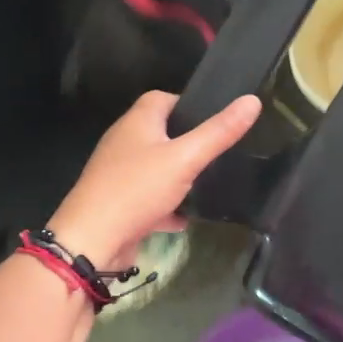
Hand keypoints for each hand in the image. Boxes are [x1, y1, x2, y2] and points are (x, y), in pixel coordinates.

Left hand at [47, 91, 261, 268]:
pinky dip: (167, 205)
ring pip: (156, 166)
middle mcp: (124, 142)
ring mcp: (118, 174)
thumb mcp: (186, 158)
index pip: (164, 98)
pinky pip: (149, 196)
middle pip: (161, 132)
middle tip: (219, 149)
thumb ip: (219, 132)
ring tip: (209, 180)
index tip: (216, 118)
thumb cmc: (137, 189)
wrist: (90, 243)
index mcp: (137, 122)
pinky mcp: (118, 203)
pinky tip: (187, 217)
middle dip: (188, 140)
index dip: (189, 103)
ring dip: (179, 174)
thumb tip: (252, 100)